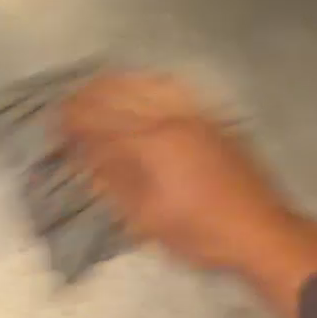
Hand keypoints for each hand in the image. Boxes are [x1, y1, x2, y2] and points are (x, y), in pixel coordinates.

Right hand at [60, 71, 316, 317]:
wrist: (262, 232)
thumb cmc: (200, 233)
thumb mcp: (147, 217)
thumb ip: (113, 181)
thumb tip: (84, 156)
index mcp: (152, 144)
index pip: (102, 124)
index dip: (74, 121)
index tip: (54, 121)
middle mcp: (173, 121)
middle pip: (123, 97)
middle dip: (91, 95)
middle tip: (68, 99)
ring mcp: (198, 118)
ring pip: (149, 87)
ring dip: (118, 84)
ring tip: (97, 84)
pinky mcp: (215, 123)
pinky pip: (176, 92)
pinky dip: (151, 84)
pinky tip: (145, 85)